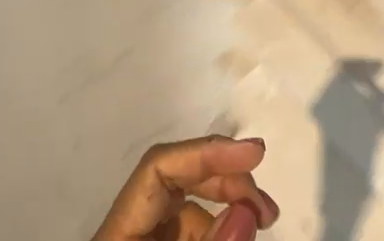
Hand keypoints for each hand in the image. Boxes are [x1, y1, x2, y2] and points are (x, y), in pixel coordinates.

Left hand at [91, 135, 280, 240]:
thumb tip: (247, 211)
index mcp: (116, 230)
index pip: (159, 165)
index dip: (209, 151)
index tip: (257, 151)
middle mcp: (127, 227)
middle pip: (177, 181)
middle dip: (228, 182)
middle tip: (267, 208)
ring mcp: (140, 238)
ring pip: (188, 209)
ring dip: (230, 207)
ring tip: (264, 219)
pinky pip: (189, 231)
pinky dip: (218, 229)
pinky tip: (241, 233)